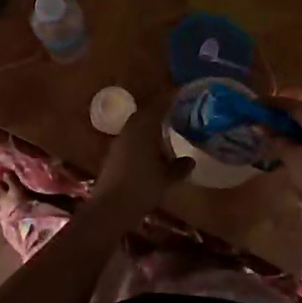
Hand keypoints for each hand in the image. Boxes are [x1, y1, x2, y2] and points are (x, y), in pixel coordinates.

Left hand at [87, 102, 191, 222]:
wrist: (110, 208)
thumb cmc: (142, 187)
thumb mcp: (166, 178)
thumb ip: (179, 167)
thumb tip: (191, 160)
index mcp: (143, 128)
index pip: (158, 105)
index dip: (171, 97)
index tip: (183, 93)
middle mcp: (130, 130)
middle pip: (146, 112)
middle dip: (161, 109)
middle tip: (177, 109)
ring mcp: (120, 142)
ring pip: (138, 125)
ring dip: (151, 123)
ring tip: (167, 127)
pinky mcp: (114, 155)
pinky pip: (132, 137)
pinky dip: (144, 136)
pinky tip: (152, 147)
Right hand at [264, 99, 301, 234]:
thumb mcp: (293, 161)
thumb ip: (279, 141)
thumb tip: (267, 129)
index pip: (295, 105)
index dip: (275, 103)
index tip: (257, 104)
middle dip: (284, 115)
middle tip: (264, 119)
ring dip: (293, 128)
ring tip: (275, 133)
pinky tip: (293, 149)